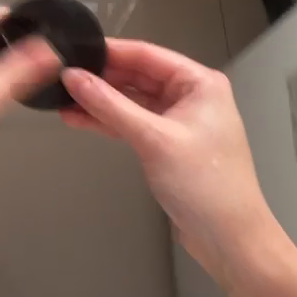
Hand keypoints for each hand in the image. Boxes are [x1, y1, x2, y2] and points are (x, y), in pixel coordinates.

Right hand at [59, 40, 271, 277]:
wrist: (232, 244)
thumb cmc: (206, 186)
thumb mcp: (153, 139)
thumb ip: (110, 106)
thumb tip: (73, 77)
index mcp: (199, 83)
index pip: (146, 54)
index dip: (108, 53)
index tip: (74, 52)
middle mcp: (190, 96)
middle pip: (136, 75)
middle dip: (101, 79)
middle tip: (64, 78)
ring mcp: (179, 120)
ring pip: (131, 100)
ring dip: (100, 102)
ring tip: (64, 100)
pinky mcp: (168, 144)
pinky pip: (133, 122)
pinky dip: (109, 121)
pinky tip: (80, 119)